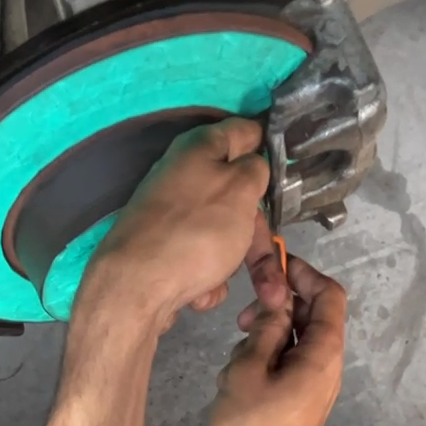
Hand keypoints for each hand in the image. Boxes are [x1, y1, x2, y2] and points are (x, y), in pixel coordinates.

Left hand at [78, 118, 272, 328]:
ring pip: (220, 237)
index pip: (244, 131)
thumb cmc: (195, 232)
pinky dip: (204, 280)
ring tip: (221, 287)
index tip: (290, 167)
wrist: (135, 289)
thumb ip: (255, 169)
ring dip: (231, 265)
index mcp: (198, 149)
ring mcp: (169, 219)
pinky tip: (198, 294)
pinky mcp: (161, 254)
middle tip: (273, 275)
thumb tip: (252, 164)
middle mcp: (181, 178)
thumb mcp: (240, 189)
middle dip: (258, 240)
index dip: (270, 146)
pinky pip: (198, 263)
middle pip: (235, 200)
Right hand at [210, 250, 347, 425]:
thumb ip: (265, 330)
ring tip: (235, 356)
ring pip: (295, 343)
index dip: (304, 274)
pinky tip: (236, 379)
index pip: (330, 295)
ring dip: (266, 338)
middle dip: (278, 308)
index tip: (272, 268)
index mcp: (324, 354)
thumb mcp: (247, 371)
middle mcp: (327, 368)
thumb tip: (278, 303)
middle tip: (243, 319)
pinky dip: (264, 361)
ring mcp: (314, 388)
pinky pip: (287, 367)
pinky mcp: (298, 404)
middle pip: (313, 318)